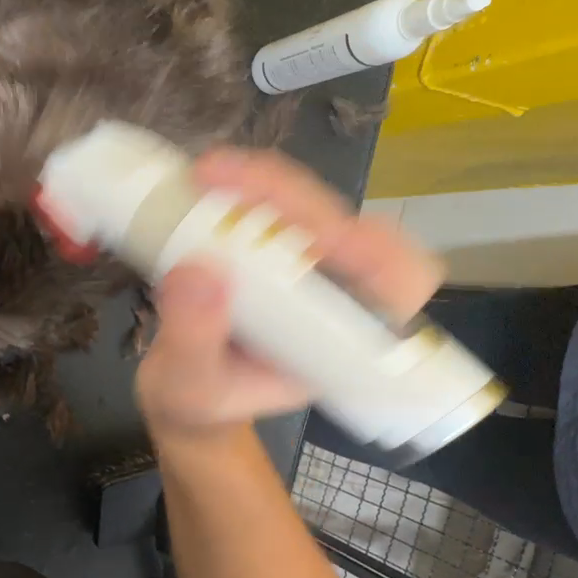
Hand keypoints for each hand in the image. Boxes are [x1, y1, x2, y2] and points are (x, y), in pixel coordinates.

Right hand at [137, 148, 443, 436]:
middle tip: (221, 178)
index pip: (396, 282)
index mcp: (340, 342)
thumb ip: (194, 337)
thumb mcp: (189, 386)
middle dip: (290, 197)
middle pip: (344, 227)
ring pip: (309, 208)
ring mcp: (303, 269)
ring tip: (204, 174)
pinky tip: (203, 181)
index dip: (373, 249)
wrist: (180, 398)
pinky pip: (272, 206)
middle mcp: (334, 297)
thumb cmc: (197, 403)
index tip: (317, 237)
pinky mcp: (270, 250)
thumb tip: (198, 268)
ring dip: (264, 184)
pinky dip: (241, 188)